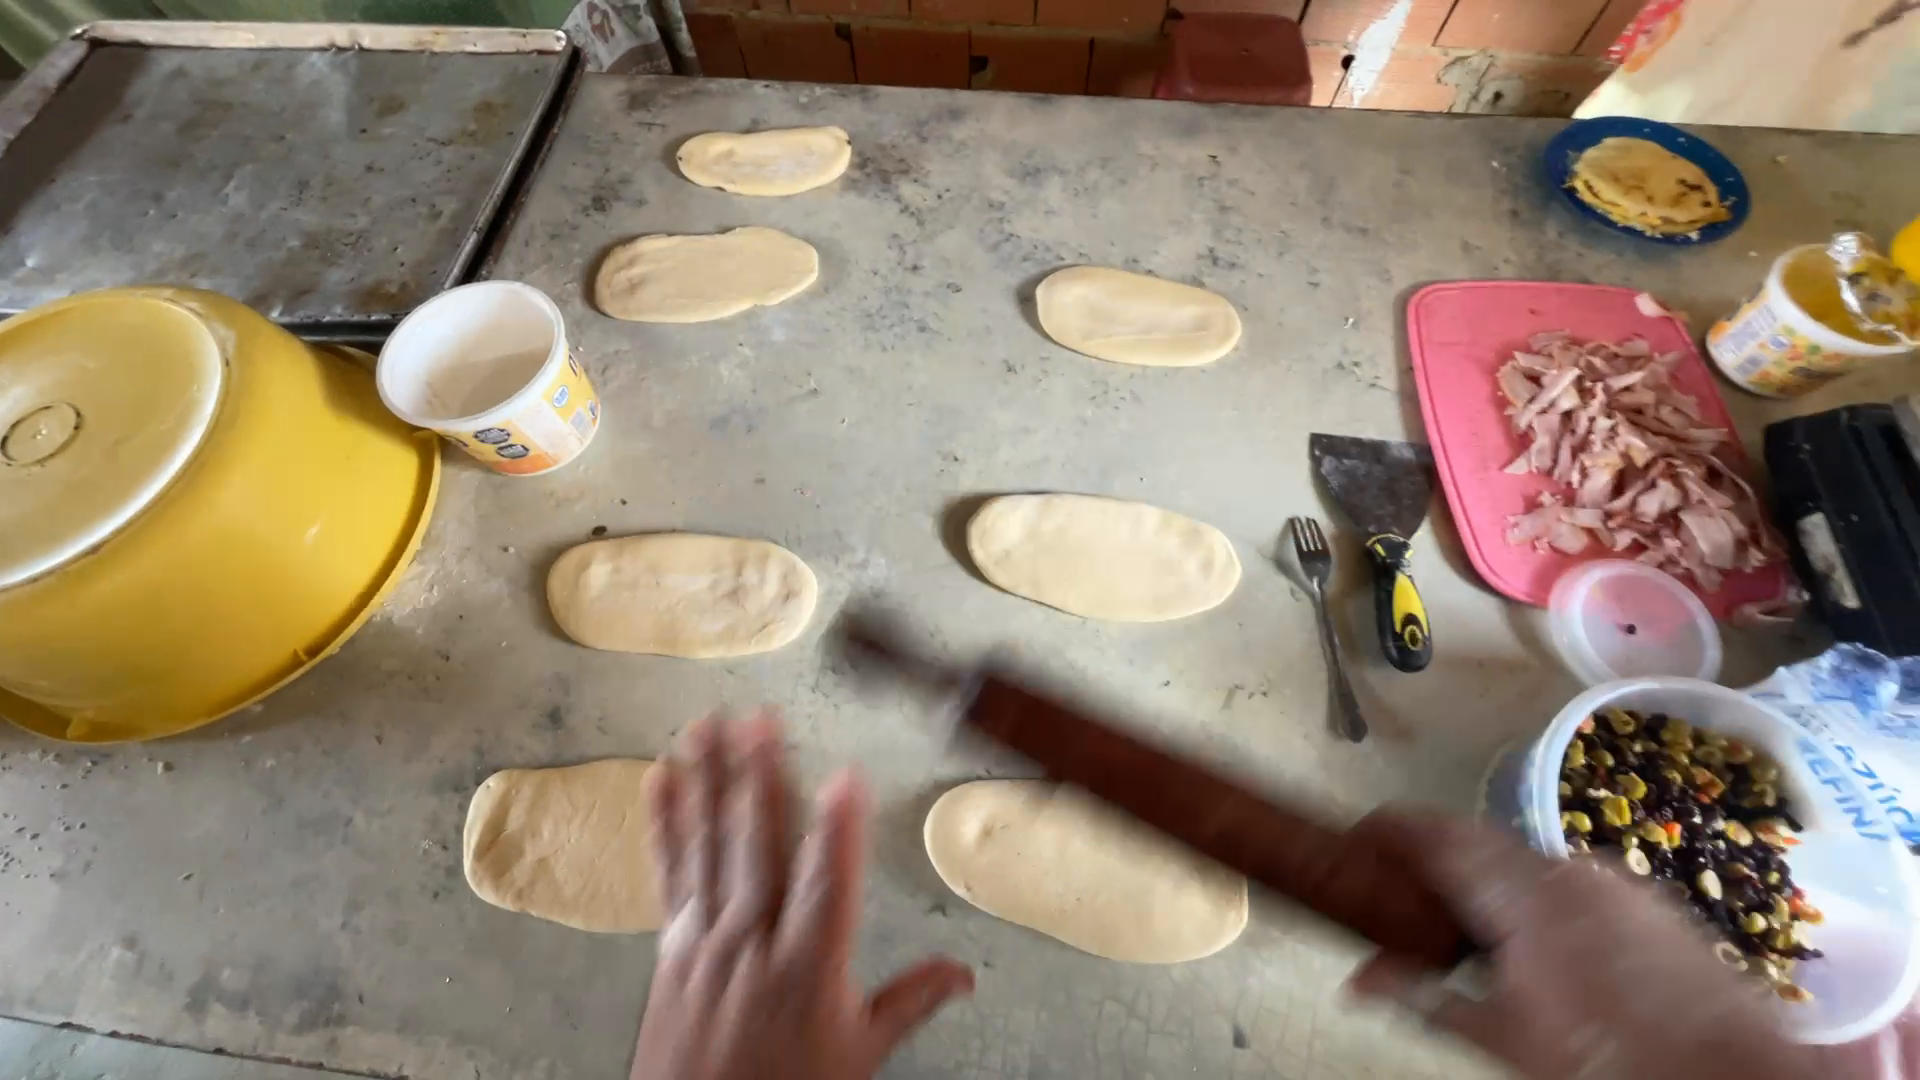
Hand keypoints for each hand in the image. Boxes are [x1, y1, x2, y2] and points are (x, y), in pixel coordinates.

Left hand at [631, 710, 973, 1079]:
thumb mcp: (859, 1053)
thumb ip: (911, 1000)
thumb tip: (966, 972)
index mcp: (807, 967)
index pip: (828, 885)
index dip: (839, 829)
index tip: (846, 777)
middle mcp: (753, 943)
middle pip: (757, 848)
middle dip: (761, 777)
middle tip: (761, 721)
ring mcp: (706, 939)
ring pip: (710, 846)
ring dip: (710, 781)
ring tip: (709, 726)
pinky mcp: (672, 943)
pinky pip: (669, 873)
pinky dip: (664, 823)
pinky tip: (661, 778)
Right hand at [1347, 809, 1816, 1079]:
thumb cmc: (1611, 1066)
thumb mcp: (1504, 1039)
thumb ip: (1422, 997)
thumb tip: (1352, 982)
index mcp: (1523, 894)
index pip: (1433, 833)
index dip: (1385, 828)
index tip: (1352, 840)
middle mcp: (1565, 869)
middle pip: (1473, 837)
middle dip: (1429, 853)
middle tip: (1397, 884)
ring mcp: (1613, 882)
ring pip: (1521, 854)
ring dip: (1481, 871)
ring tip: (1464, 915)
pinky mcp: (1649, 901)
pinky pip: (1567, 875)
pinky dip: (1531, 887)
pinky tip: (1533, 935)